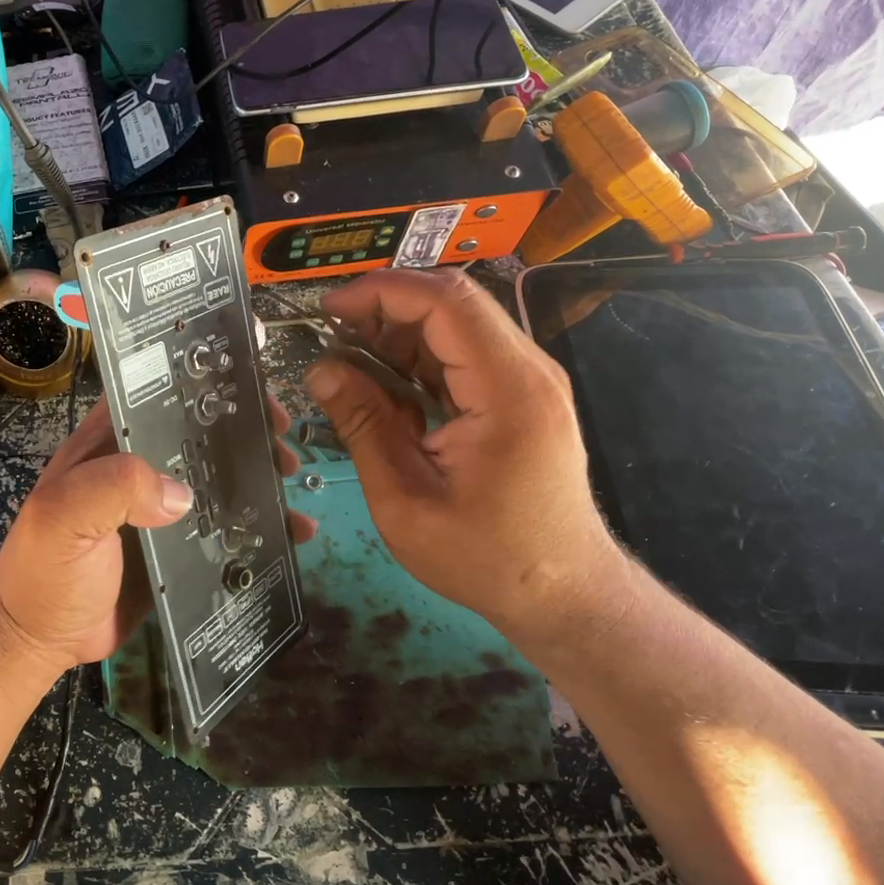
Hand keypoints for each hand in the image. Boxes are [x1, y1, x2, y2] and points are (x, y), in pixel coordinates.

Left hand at [0, 398, 316, 673]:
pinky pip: (225, 530)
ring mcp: (159, 511)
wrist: (40, 641)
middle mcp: (136, 470)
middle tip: (281, 434)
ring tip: (290, 474)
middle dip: (243, 427)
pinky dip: (260, 527)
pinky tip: (295, 530)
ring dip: (257, 473)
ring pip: (218, 480)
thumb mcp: (63, 517)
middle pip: (198, 435)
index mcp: (106, 446)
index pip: (156, 396)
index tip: (248, 386)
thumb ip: (113, 488)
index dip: (201, 383)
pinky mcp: (178, 551)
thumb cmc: (42, 571)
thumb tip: (181, 495)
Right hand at [306, 268, 622, 634]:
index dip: (381, 291)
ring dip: (397, 332)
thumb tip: (321, 370)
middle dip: (384, 306)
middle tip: (331, 334)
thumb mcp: (405, 500)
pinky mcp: (518, 396)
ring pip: (456, 325)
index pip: (445, 302)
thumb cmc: (486, 557)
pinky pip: (463, 355)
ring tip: (346, 359)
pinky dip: (417, 358)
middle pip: (452, 303)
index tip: (329, 309)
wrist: (562, 593)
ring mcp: (527, 381)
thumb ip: (363, 426)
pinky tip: (381, 384)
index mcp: (506, 391)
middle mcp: (527, 371)